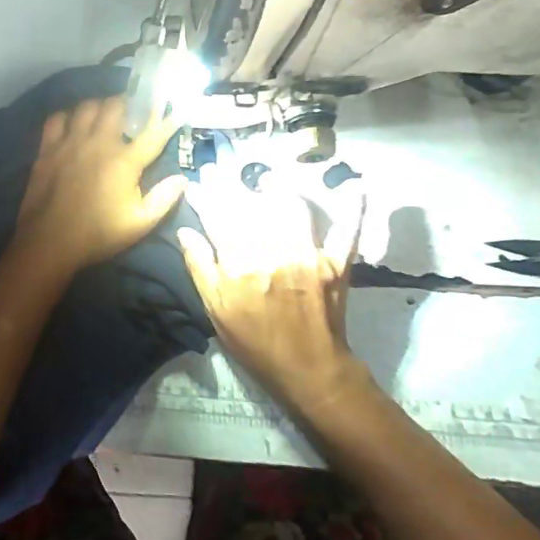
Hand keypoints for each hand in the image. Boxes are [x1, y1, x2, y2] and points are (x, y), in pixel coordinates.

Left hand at [12, 97, 185, 276]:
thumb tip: (183, 179)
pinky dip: (67, 117)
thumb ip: (163, 199)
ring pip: (86, 108)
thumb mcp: (139, 224)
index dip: (167, 120)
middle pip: (115, 108)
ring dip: (98, 106)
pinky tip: (71, 124)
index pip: (153, 133)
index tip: (176, 109)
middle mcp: (98, 144)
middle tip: (133, 111)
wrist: (49, 243)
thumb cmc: (98, 235)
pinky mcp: (47, 150)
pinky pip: (56, 120)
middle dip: (128, 104)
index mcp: (124, 161)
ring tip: (103, 114)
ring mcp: (69, 144)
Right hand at [175, 163, 372, 416]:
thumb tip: (185, 231)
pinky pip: (346, 230)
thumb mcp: (215, 309)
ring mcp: (308, 255)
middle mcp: (273, 252)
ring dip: (276, 188)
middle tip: (220, 169)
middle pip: (250, 207)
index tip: (198, 179)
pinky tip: (355, 186)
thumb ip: (200, 267)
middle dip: (231, 185)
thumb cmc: (254, 342)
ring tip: (265, 177)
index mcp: (240, 264)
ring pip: (291, 208)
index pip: (218, 218)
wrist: (308, 370)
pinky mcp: (336, 263)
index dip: (206, 196)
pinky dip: (352, 208)